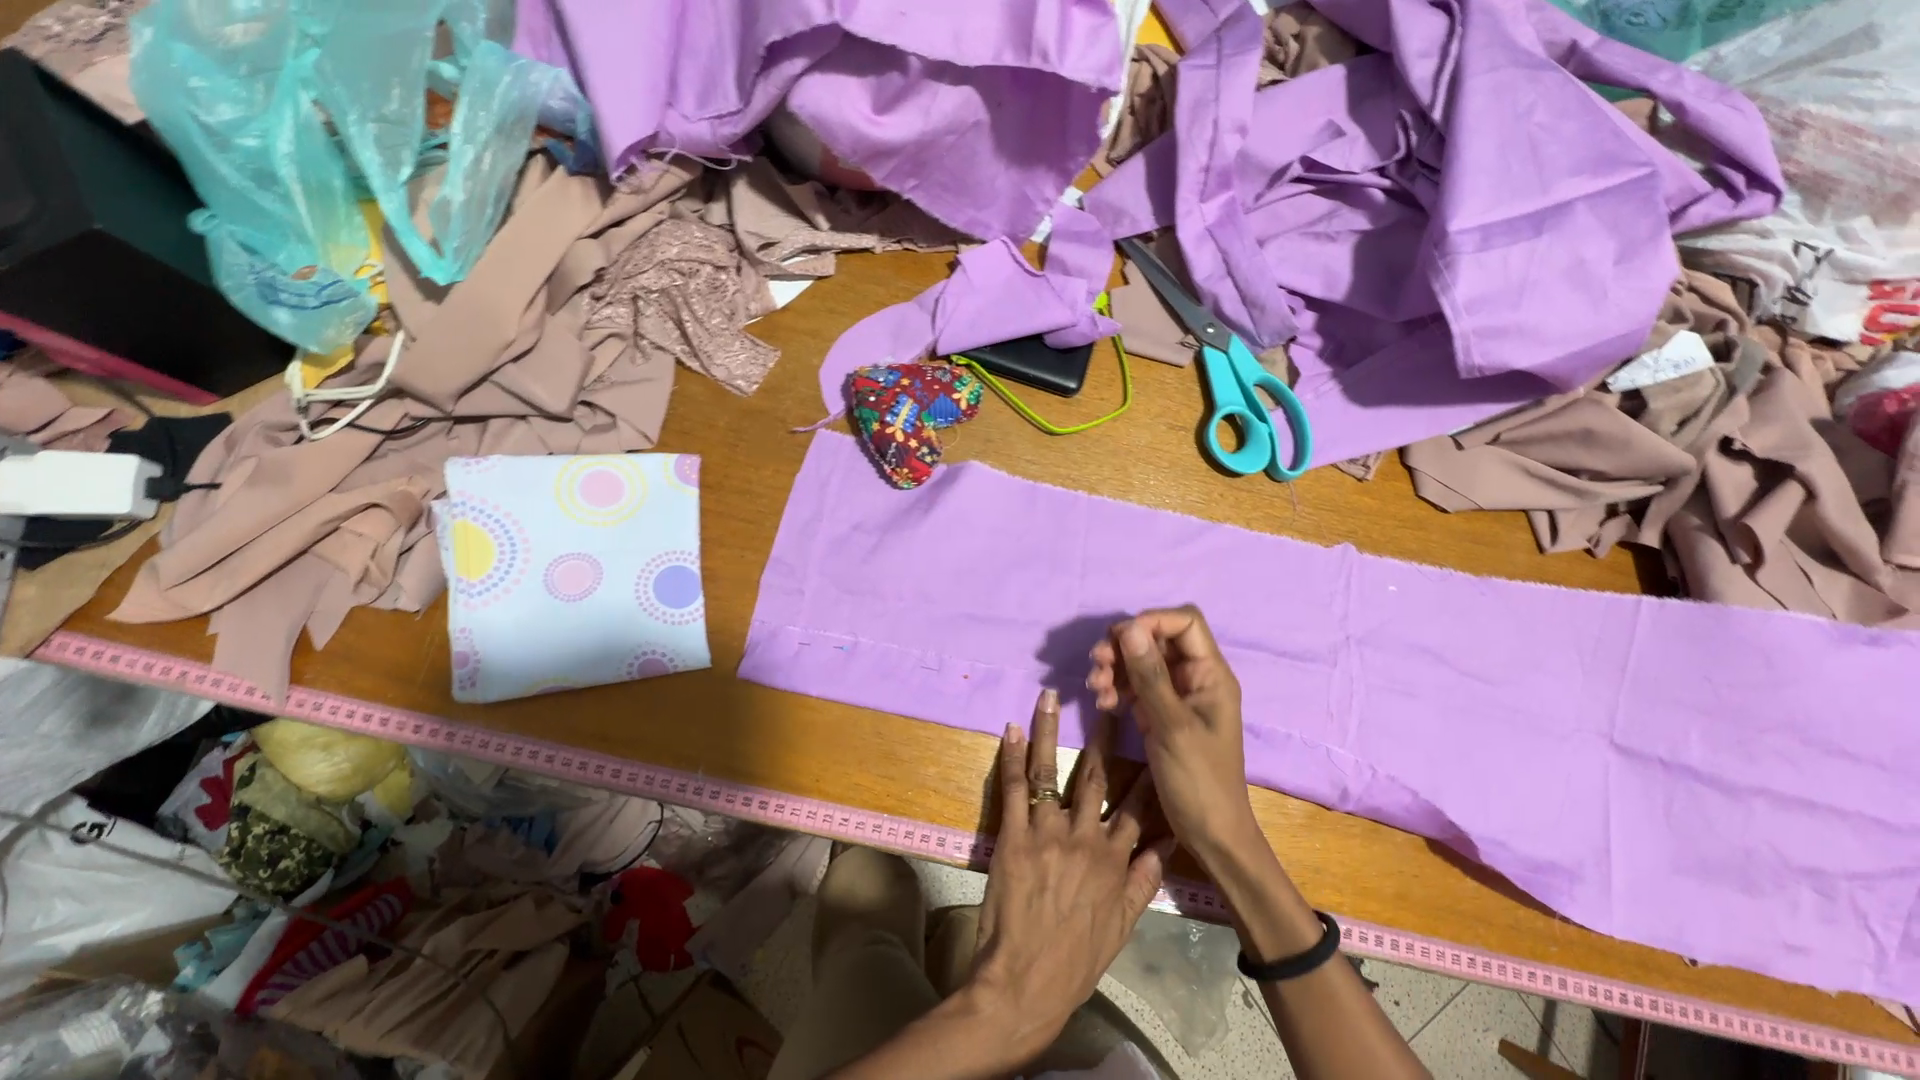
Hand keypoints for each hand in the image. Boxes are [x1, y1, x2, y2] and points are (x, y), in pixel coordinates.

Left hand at [968, 688, 1173, 1061]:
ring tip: (1050, 696)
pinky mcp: (1013, 836)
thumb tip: (1164, 847)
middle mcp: (1084, 837)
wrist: (1025, 982)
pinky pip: (1013, 789)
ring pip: (1052, 772)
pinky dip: (1012, 756)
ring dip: (1050, 730)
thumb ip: (1143, 883)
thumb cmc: (1075, 959)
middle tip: (1109, 700)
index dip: (1147, 772)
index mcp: (1115, 859)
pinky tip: (1012, 729)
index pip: (1137, 806)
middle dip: (1104, 735)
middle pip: (1097, 776)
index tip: (1154, 740)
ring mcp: (1047, 834)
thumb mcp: (1122, 926)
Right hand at [1087, 606, 1259, 865]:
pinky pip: (1136, 688)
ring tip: (1095, 688)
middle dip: (1124, 646)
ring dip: (1115, 668)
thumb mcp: (1171, 726)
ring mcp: (1178, 697)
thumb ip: (1150, 675)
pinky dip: (1117, 689)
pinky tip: (1103, 703)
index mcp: (1211, 674)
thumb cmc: (1199, 781)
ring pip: (1142, 663)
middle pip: (1157, 639)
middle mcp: (1196, 678)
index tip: (1119, 640)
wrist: (1211, 834)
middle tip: (1097, 665)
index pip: (1185, 622)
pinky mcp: (1161, 715)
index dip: (1151, 621)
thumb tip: (1129, 628)